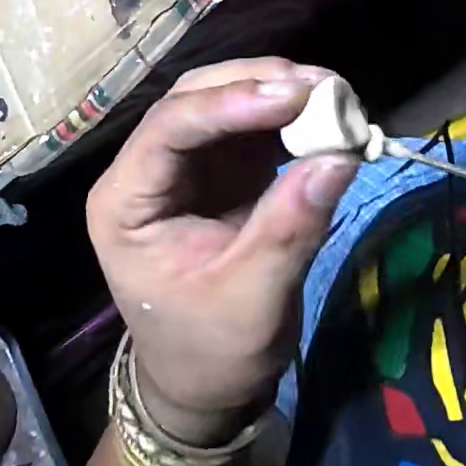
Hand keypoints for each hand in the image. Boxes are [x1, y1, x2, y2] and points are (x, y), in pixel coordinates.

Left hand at [87, 58, 360, 444]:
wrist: (203, 381)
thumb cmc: (211, 352)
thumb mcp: (252, 301)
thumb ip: (290, 228)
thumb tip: (340, 156)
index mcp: (125, 202)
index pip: (168, 128)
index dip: (229, 104)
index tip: (295, 96)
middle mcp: (146, 170)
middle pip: (191, 100)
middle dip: (255, 84)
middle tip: (322, 86)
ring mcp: (183, 166)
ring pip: (222, 102)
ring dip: (275, 91)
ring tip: (332, 94)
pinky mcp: (217, 171)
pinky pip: (250, 128)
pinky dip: (287, 118)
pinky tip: (323, 118)